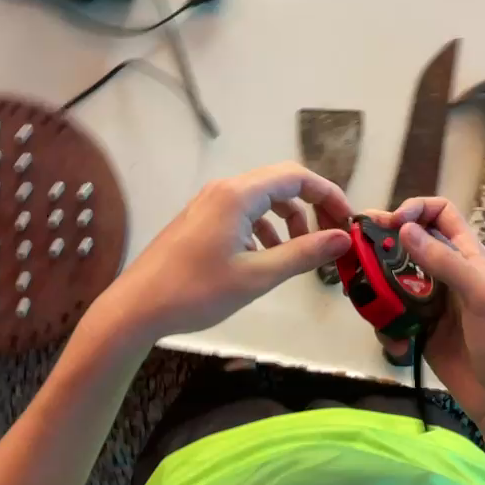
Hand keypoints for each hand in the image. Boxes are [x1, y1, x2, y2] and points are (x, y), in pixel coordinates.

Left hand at [90, 164, 354, 343]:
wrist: (138, 307)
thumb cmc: (197, 292)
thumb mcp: (257, 276)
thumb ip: (303, 254)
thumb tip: (342, 239)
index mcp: (238, 195)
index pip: (297, 177)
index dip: (328, 195)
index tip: (347, 221)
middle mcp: (225, 190)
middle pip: (281, 185)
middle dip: (311, 208)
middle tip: (331, 238)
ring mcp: (209, 204)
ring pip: (262, 201)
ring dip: (287, 222)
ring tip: (298, 255)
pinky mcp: (201, 220)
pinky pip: (244, 214)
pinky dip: (264, 230)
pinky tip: (265, 259)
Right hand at [379, 197, 484, 423]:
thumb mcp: (482, 294)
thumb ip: (445, 261)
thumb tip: (403, 230)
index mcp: (467, 256)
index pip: (439, 214)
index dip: (414, 209)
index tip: (391, 225)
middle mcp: (445, 274)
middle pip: (406, 245)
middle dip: (380, 249)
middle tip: (355, 257)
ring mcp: (429, 303)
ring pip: (391, 282)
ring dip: (376, 291)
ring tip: (364, 301)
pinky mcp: (418, 331)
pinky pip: (391, 318)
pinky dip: (386, 327)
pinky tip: (395, 344)